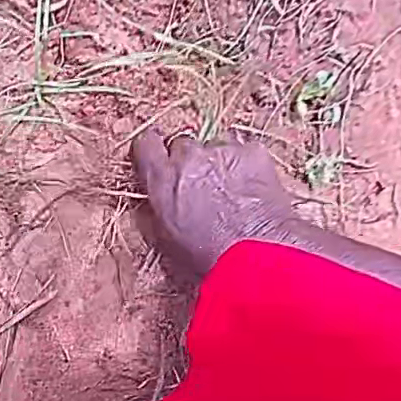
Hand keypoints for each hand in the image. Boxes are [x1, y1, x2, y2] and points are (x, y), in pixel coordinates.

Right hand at [130, 131, 299, 275]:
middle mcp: (189, 158)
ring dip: (216, 162)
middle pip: (182, 144)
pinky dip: (244, 165)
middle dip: (187, 161)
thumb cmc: (207, 256)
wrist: (255, 255)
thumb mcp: (165, 239)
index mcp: (162, 180)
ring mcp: (223, 151)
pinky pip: (243, 150)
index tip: (157, 160)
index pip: (146, 144)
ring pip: (214, 146)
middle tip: (198, 186)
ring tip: (227, 191)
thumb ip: (154, 208)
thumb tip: (151, 199)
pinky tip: (248, 190)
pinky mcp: (253, 151)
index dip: (151, 151)